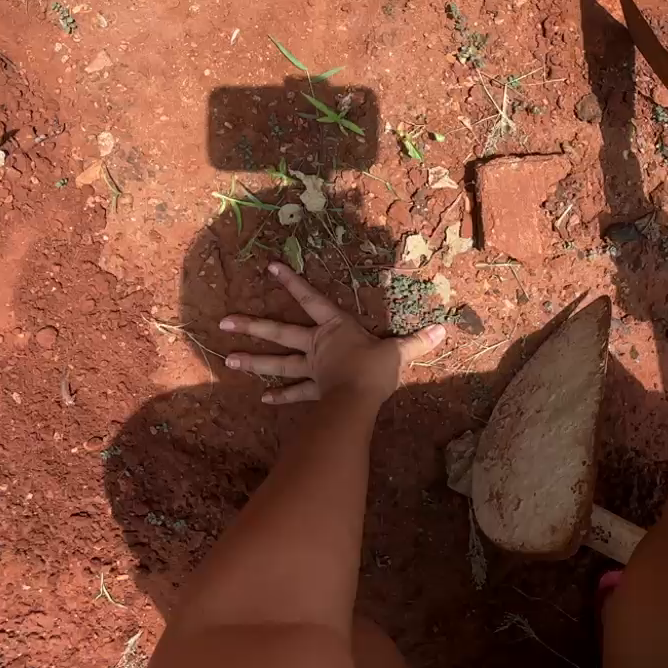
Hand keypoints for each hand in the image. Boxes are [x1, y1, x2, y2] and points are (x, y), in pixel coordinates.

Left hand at [219, 262, 446, 406]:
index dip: (292, 282)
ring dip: (254, 360)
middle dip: (253, 326)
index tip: (270, 267)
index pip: (311, 299)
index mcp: (335, 328)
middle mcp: (317, 345)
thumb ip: (417, 342)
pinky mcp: (313, 391)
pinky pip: (294, 393)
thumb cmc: (375, 370)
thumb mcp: (398, 352)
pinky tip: (263, 399)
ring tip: (228, 357)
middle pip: (280, 332)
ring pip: (278, 362)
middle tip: (223, 321)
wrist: (360, 400)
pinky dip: (279, 396)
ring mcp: (311, 369)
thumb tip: (444, 329)